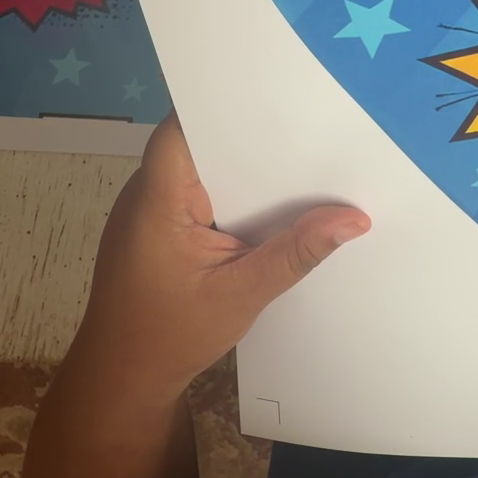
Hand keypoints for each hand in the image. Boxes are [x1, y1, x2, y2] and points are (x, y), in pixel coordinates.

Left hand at [68, 114, 371, 398]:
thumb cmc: (170, 337)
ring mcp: (152, 208)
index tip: (274, 97)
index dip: (222, 106)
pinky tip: (272, 198)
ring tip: (299, 156)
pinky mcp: (160, 224)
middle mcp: (149, 193)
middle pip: (198, 142)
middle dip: (248, 134)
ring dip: (242, 164)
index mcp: (158, 202)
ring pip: (201, 166)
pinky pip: (199, 189)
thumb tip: (354, 219)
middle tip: (306, 125)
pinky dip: (233, 189)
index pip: (181, 130)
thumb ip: (296, 254)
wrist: (122, 380)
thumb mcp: (241, 295)